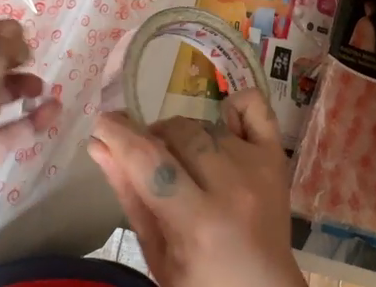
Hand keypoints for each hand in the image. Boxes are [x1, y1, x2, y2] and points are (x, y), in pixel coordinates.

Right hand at [88, 90, 304, 286]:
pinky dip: (234, 106)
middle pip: (179, 134)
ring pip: (206, 123)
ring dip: (186, 137)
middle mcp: (231, 187)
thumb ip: (130, 197)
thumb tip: (99, 146)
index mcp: (198, 223)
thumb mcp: (158, 254)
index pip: (149, 162)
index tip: (102, 123)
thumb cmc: (202, 282)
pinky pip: (254, 105)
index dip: (120, 136)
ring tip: (187, 165)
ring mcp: (258, 167)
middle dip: (154, 138)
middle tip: (150, 160)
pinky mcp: (276, 156)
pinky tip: (223, 126)